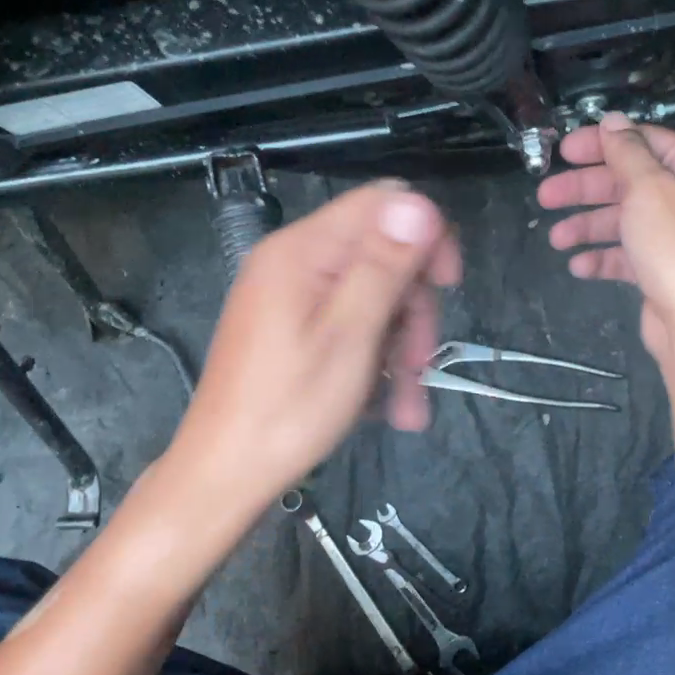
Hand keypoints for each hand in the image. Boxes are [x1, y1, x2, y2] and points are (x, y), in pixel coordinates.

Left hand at [165, 182, 460, 503]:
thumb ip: (384, 267)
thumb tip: (418, 202)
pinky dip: (376, 362)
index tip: (447, 287)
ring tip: (407, 406)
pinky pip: (350, 328)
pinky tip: (390, 407)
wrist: (228, 472)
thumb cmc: (289, 410)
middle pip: (382, 258)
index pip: (383, 205)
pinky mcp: (292, 331)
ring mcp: (292, 299)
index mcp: (303, 252)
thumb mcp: (349, 336)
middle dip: (413, 310)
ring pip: (373, 301)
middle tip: (421, 365)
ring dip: (401, 348)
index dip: (425, 236)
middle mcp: (295, 264)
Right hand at [536, 113, 674, 367]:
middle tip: (545, 197)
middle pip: (626, 181)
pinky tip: (579, 266)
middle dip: (585, 189)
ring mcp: (673, 234)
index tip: (563, 151)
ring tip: (556, 239)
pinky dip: (602, 257)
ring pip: (622, 219)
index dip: (602, 143)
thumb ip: (626, 152)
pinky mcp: (661, 268)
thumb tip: (612, 120)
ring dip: (587, 226)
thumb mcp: (647, 188)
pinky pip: (625, 254)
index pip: (642, 141)